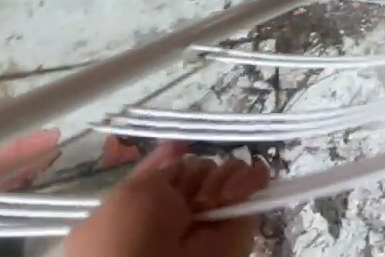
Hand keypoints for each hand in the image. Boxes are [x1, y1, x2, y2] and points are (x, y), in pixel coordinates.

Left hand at [63, 143, 269, 256]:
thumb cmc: (127, 236)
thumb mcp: (126, 196)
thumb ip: (155, 169)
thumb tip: (176, 148)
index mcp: (140, 207)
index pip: (165, 170)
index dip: (172, 158)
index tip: (179, 147)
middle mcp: (176, 208)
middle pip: (199, 165)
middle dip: (195, 174)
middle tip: (184, 198)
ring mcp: (212, 211)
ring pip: (228, 168)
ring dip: (220, 179)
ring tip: (208, 203)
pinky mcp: (243, 214)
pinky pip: (257, 179)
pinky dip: (249, 180)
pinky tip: (231, 197)